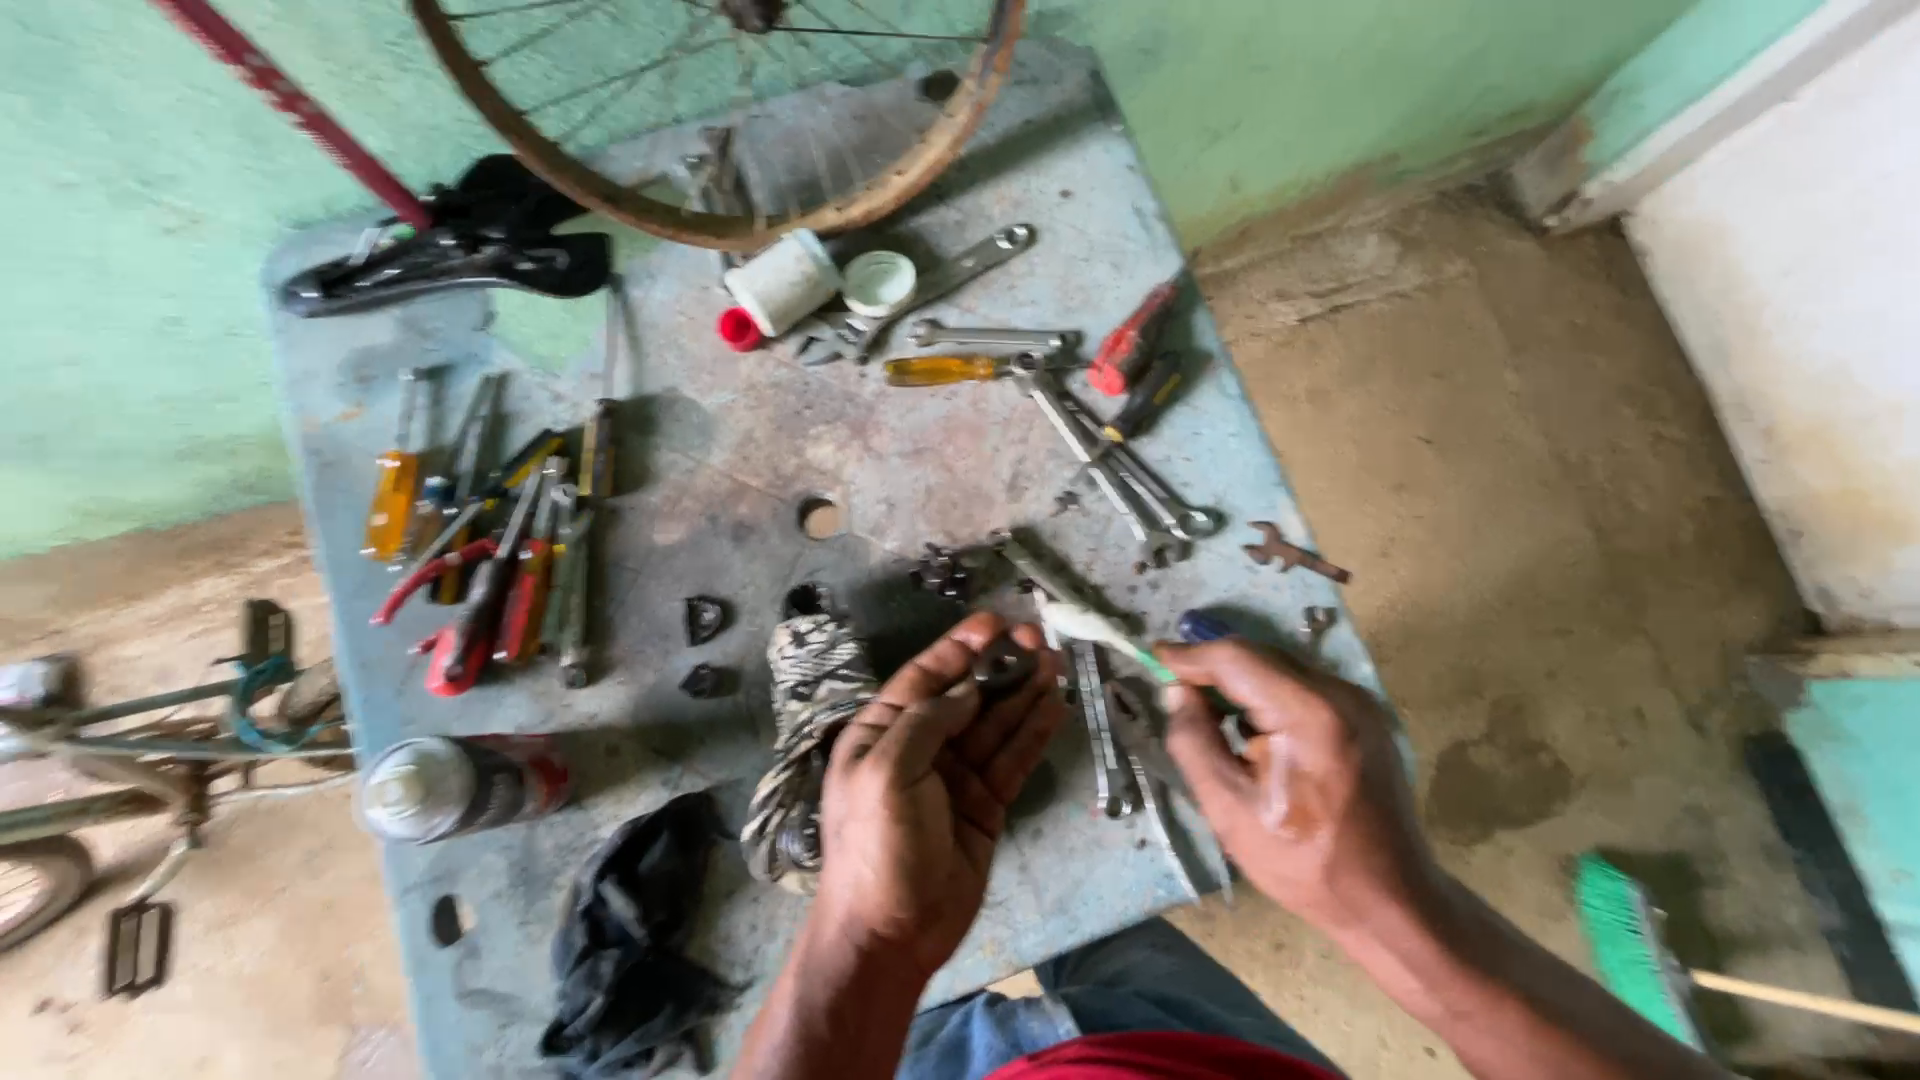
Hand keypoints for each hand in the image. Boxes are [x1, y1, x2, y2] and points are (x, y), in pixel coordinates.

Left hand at [811, 612, 1064, 979]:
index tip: (995, 622)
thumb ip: (926, 722)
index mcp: (882, 733)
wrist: (891, 934)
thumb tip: (966, 691)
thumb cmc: (877, 846)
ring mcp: (956, 776)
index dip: (958, 647)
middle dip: (1000, 666)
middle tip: (1038, 639)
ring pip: (996, 724)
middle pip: (967, 695)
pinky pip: (1012, 760)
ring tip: (1056, 663)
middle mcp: (921, 747)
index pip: (923, 677)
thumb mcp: (886, 772)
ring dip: (1024, 694)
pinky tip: (1056, 707)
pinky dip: (1033, 733)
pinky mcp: (986, 804)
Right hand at [1156, 639, 1439, 937]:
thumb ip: (1193, 741)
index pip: (1236, 658)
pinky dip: (1267, 693)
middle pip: (1260, 655)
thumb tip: (1177, 693)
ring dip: (1240, 679)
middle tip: (1174, 686)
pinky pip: (1302, 686)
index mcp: (1308, 713)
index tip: (1155, 658)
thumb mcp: (1228, 809)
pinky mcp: (1364, 718)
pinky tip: (1250, 725)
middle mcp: (1340, 694)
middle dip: (1213, 665)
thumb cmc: (1303, 861)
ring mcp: (1359, 703)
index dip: (1191, 655)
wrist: (1390, 898)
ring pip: (1281, 668)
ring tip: (1206, 708)